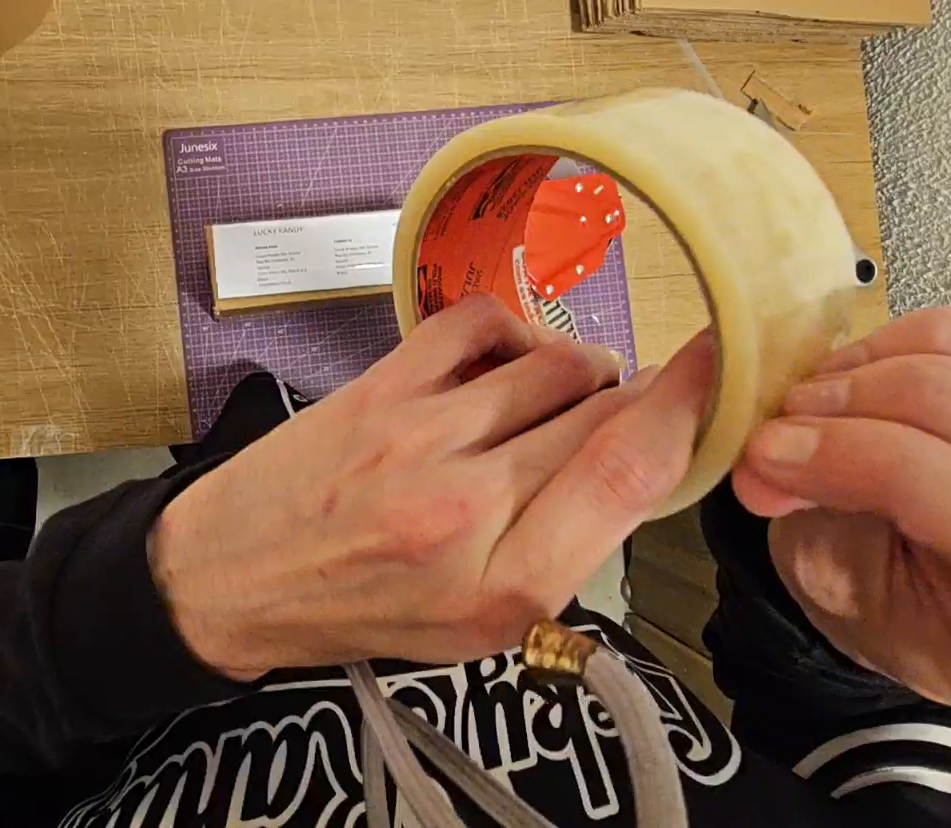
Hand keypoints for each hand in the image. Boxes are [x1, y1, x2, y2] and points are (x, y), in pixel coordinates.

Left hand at [151, 295, 715, 679]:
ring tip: (566, 382)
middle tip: (635, 393)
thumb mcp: (474, 628)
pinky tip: (505, 356)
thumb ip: (558, 551)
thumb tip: (622, 463)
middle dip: (634, 394)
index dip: (688, 410)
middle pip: (598, 411)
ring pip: (547, 362)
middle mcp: (469, 504)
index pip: (630, 474)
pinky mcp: (379, 388)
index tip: (715, 376)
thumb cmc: (353, 606)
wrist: (235, 576)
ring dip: (576, 364)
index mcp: (507, 584)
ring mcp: (419, 434)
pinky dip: (511, 328)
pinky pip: (475, 323)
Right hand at [734, 307, 950, 740]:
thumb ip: (810, 512)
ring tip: (844, 376)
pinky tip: (901, 355)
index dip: (893, 469)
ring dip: (947, 353)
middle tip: (809, 401)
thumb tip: (767, 451)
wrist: (931, 590)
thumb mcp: (830, 580)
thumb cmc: (889, 600)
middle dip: (924, 397)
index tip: (778, 448)